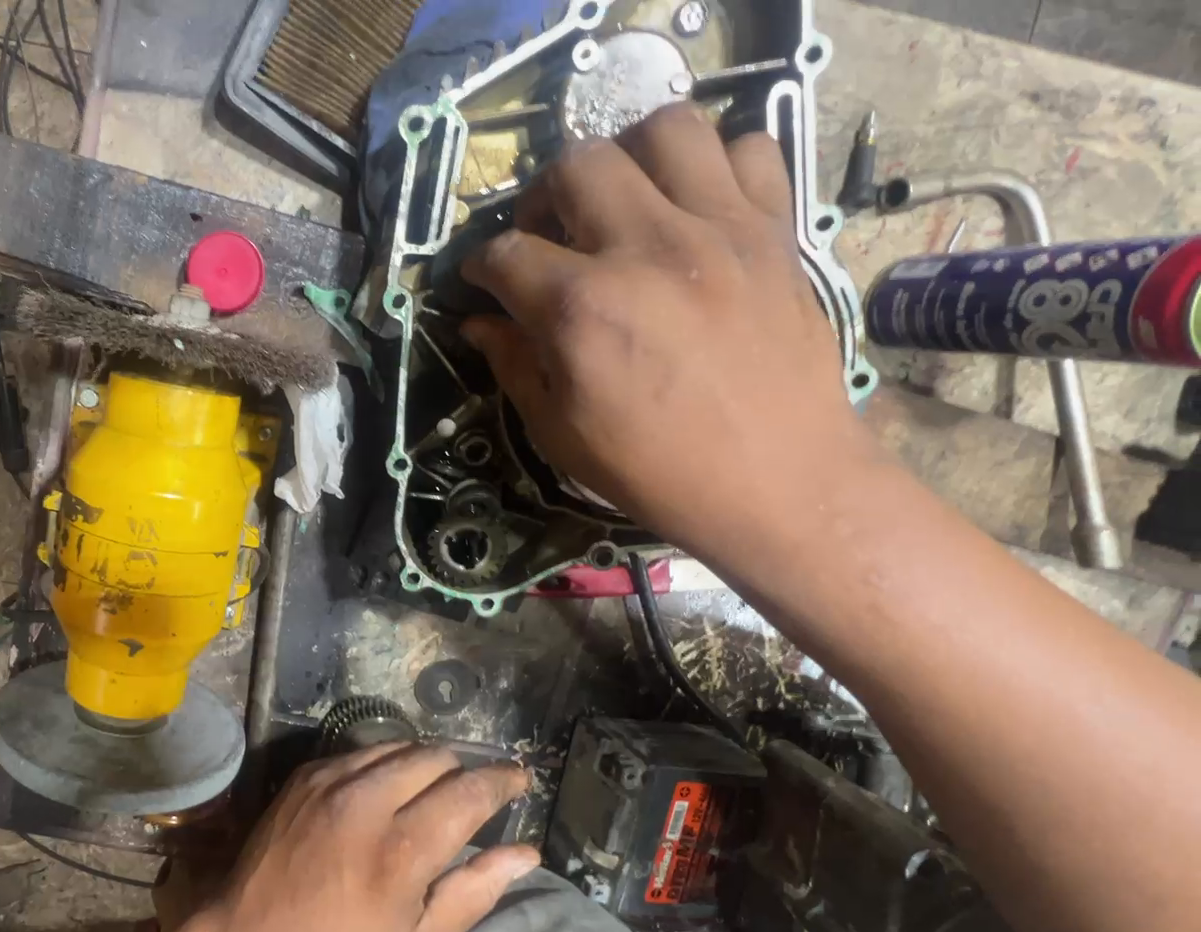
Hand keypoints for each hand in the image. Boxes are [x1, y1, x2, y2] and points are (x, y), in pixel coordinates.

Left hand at [185, 743, 537, 931]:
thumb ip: (475, 892)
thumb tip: (526, 853)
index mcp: (402, 850)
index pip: (469, 791)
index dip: (502, 780)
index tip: (520, 778)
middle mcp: (367, 801)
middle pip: (436, 757)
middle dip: (463, 770)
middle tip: (472, 793)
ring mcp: (330, 780)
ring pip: (399, 746)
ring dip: (425, 762)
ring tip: (433, 788)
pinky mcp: (305, 773)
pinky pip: (361, 751)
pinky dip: (386, 763)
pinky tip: (387, 789)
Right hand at [460, 104, 876, 558]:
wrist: (774, 480)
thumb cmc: (652, 467)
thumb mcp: (558, 429)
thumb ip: (513, 363)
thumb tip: (479, 324)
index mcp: (581, 307)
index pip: (505, 252)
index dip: (479, 264)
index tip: (480, 280)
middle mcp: (646, 247)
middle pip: (577, 164)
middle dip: (544, 195)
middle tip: (549, 234)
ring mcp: (719, 229)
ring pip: (667, 128)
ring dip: (628, 156)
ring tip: (622, 201)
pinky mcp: (775, 231)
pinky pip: (750, 150)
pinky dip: (715, 166)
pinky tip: (696, 210)